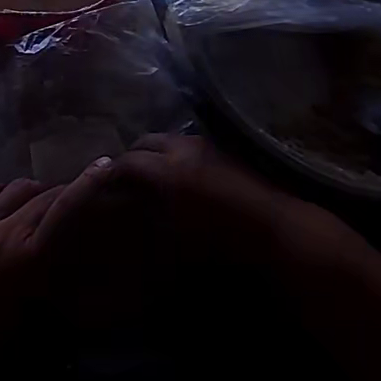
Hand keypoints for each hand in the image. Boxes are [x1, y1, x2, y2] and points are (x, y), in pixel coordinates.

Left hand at [0, 163, 112, 380]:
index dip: (87, 183)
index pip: (63, 207)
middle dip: (65, 190)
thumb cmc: (0, 344)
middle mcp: (4, 230)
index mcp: (28, 254)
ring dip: (35, 189)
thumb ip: (57, 273)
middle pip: (43, 196)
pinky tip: (8, 198)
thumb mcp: (40, 310)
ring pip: (15, 188)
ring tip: (46, 199)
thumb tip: (74, 251)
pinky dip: (0, 191)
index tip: (105, 164)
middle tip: (81, 194)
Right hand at [109, 134, 302, 253]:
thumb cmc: (225, 241)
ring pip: (169, 140)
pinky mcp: (224, 150)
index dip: (111, 172)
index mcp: (168, 170)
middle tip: (124, 176)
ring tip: (151, 174)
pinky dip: (176, 155)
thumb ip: (150, 215)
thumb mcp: (177, 235)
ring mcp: (207, 146)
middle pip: (146, 141)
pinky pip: (189, 146)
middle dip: (132, 155)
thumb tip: (131, 207)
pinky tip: (180, 175)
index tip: (101, 184)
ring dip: (155, 153)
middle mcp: (184, 149)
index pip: (128, 162)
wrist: (279, 230)